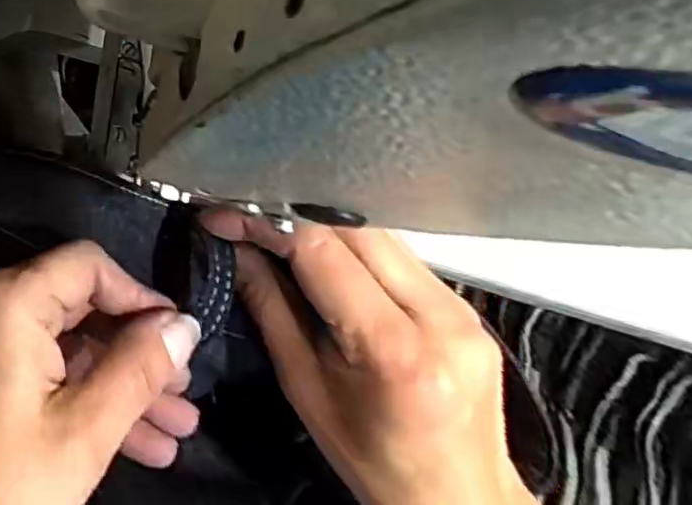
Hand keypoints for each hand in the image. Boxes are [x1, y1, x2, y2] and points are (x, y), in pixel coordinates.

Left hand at [0, 241, 203, 504]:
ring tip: (176, 427)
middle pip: (84, 304)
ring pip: (72, 341)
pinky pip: (49, 364)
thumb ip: (137, 370)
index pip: (90, 265)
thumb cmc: (1, 483)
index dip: (140, 297)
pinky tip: (141, 441)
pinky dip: (89, 394)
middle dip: (138, 351)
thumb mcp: (82, 431)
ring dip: (122, 382)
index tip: (179, 337)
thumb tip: (185, 325)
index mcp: (12, 297)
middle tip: (185, 389)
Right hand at [201, 212, 534, 504]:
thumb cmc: (373, 460)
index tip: (225, 217)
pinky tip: (330, 259)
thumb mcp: (303, 385)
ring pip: (375, 231)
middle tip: (247, 221)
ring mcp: (460, 308)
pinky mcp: (466, 304)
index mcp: (395, 350)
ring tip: (282, 236)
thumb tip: (235, 244)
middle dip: (291, 216)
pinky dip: (354, 246)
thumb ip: (268, 304)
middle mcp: (439, 318)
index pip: (321, 248)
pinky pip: (398, 253)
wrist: (460, 502)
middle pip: (350, 227)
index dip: (266, 222)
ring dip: (322, 226)